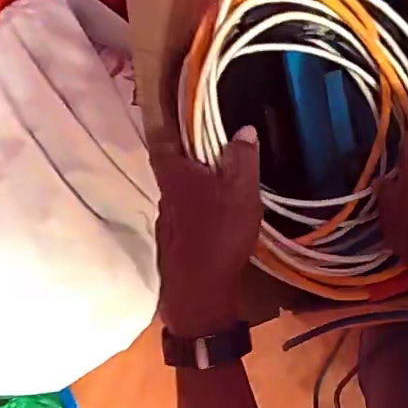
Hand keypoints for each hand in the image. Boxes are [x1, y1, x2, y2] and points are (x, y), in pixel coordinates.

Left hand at [151, 126, 261, 336]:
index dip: (174, 124)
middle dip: (196, 160)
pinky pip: (189, 218)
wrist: (199, 291)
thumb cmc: (219, 232)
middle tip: (223, 157)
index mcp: (173, 172)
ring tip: (227, 193)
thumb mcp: (241, 189)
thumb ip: (242, 158)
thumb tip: (244, 129)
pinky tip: (221, 224)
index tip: (190, 116)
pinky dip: (203, 214)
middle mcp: (163, 193)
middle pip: (176, 166)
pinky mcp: (174, 244)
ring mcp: (166, 221)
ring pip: (184, 194)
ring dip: (201, 190)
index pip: (164, 136)